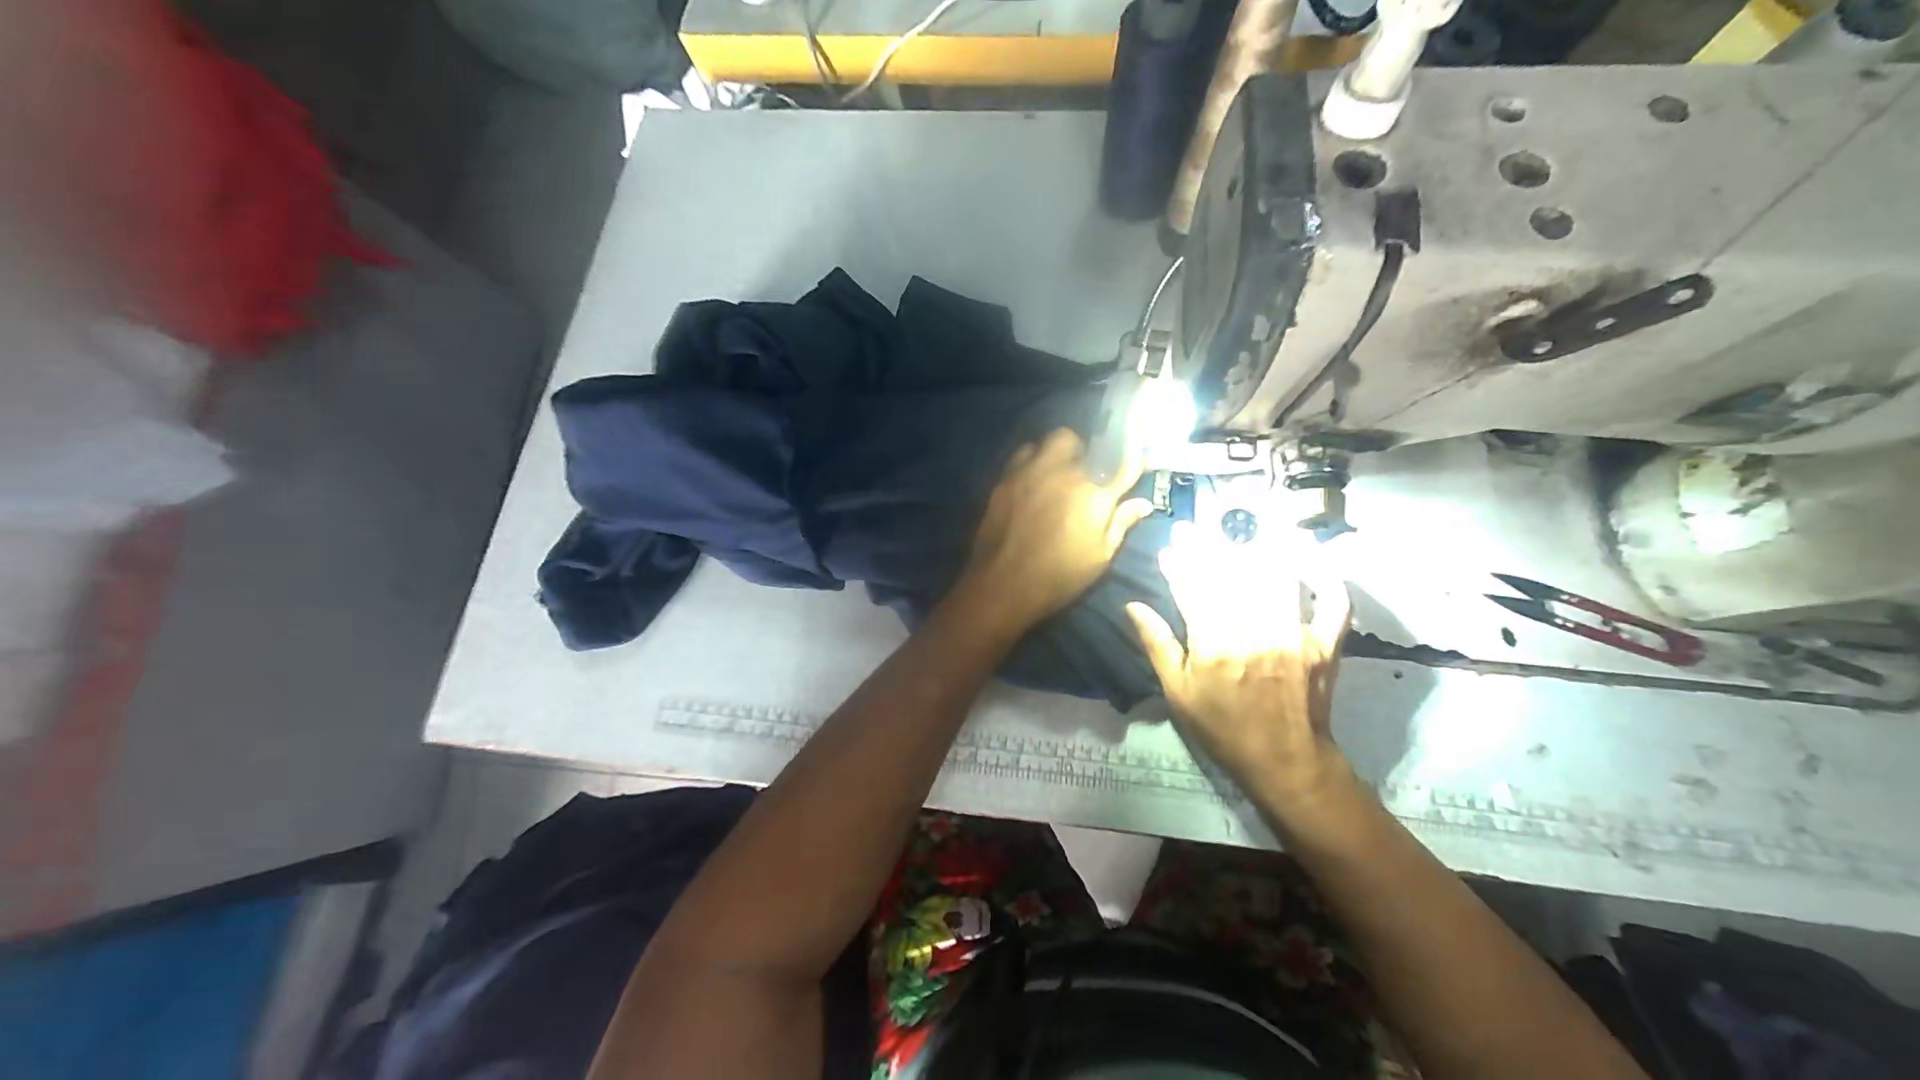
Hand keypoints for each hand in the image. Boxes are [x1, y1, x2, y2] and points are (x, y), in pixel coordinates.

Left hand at [954, 428, 1152, 633]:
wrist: (1002, 585)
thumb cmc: (1059, 577)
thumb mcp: (1099, 557)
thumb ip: (1120, 524)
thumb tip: (1143, 503)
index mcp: (1094, 494)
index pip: (1123, 464)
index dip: (1133, 458)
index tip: (1137, 458)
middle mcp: (1064, 473)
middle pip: (1082, 442)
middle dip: (1087, 453)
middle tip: (1086, 473)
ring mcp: (1031, 472)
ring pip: (1051, 441)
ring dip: (1059, 452)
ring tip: (1057, 472)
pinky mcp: (1005, 479)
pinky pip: (1023, 454)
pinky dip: (1032, 460)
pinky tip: (1031, 479)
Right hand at [1125, 522, 1353, 809]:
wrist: (1285, 762)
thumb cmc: (1223, 729)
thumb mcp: (1179, 693)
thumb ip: (1158, 645)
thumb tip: (1133, 606)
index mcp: (1214, 644)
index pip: (1192, 588)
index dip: (1179, 563)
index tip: (1170, 546)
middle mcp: (1255, 631)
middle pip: (1231, 575)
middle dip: (1208, 548)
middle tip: (1194, 530)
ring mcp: (1295, 634)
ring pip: (1276, 577)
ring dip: (1259, 548)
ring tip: (1247, 530)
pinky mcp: (1325, 643)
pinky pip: (1332, 601)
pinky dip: (1325, 576)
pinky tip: (1310, 557)